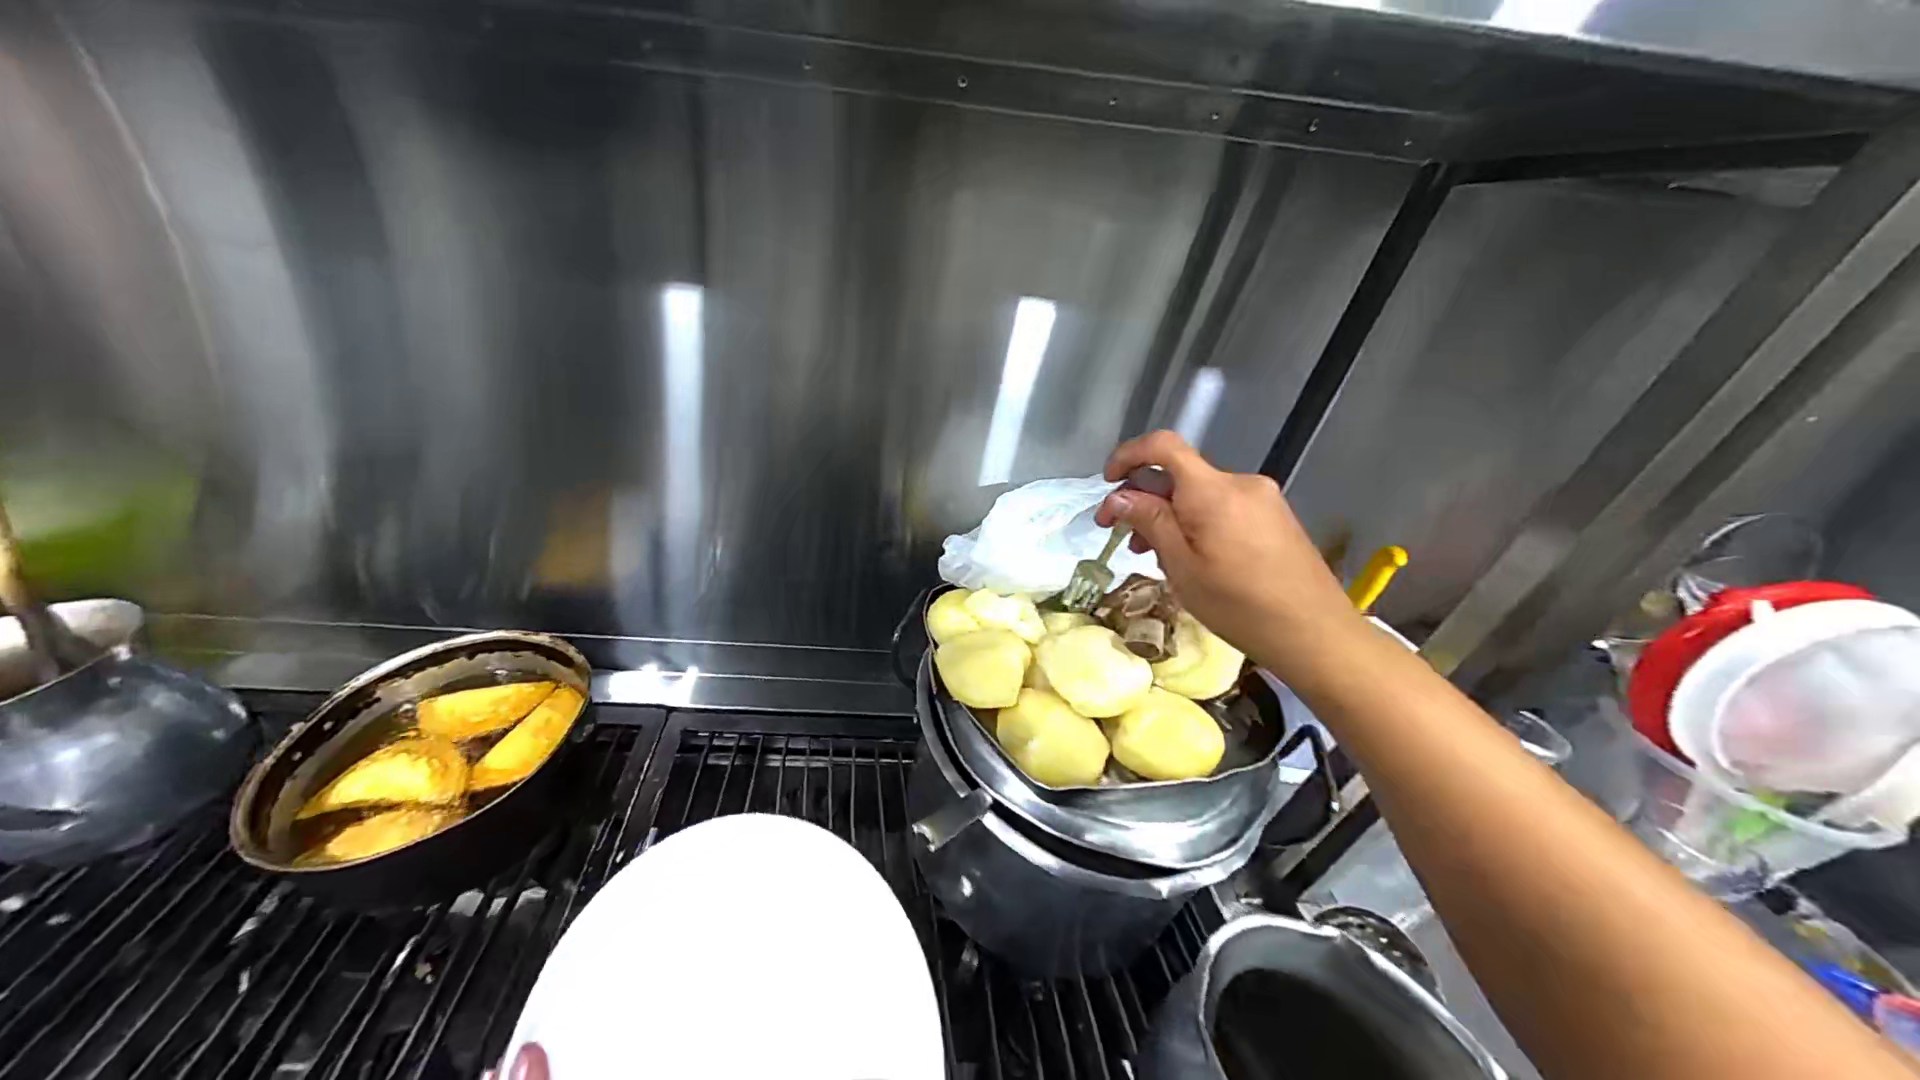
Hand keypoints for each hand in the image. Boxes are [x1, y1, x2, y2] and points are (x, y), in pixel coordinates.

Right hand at [1095, 431, 1358, 668]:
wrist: (1316, 633)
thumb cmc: (1239, 605)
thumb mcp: (1182, 567)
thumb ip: (1150, 522)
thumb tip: (1119, 496)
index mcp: (1213, 491)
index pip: (1163, 446)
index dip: (1129, 455)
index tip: (1108, 483)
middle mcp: (1240, 483)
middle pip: (1181, 474)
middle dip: (1144, 498)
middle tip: (1122, 535)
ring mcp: (1262, 499)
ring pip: (1200, 494)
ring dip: (1169, 514)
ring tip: (1153, 554)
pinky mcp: (1275, 517)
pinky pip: (1223, 507)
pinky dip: (1196, 522)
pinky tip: (1191, 558)